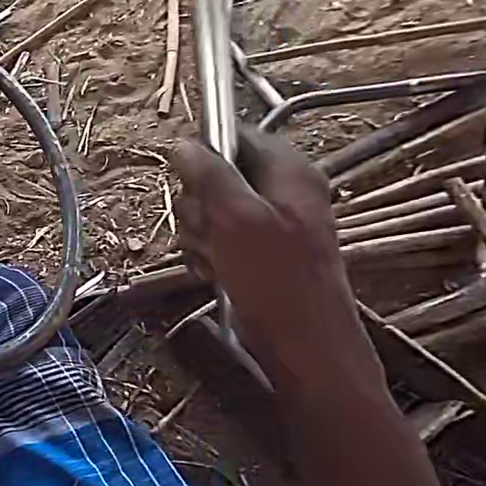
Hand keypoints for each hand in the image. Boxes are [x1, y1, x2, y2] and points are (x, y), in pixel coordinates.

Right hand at [173, 131, 383, 398]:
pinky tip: (214, 269)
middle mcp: (277, 193)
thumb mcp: (238, 218)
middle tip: (211, 230)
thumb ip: (210, 175)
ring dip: (197, 234)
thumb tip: (183, 144)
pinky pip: (207, 237)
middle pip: (210, 175)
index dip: (206, 154)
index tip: (193, 179)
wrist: (301, 348)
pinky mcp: (248, 250)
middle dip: (198, 205)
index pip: (236, 137)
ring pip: (203, 209)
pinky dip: (202, 253)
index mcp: (290, 173)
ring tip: (216, 257)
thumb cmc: (277, 282)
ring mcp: (262, 223)